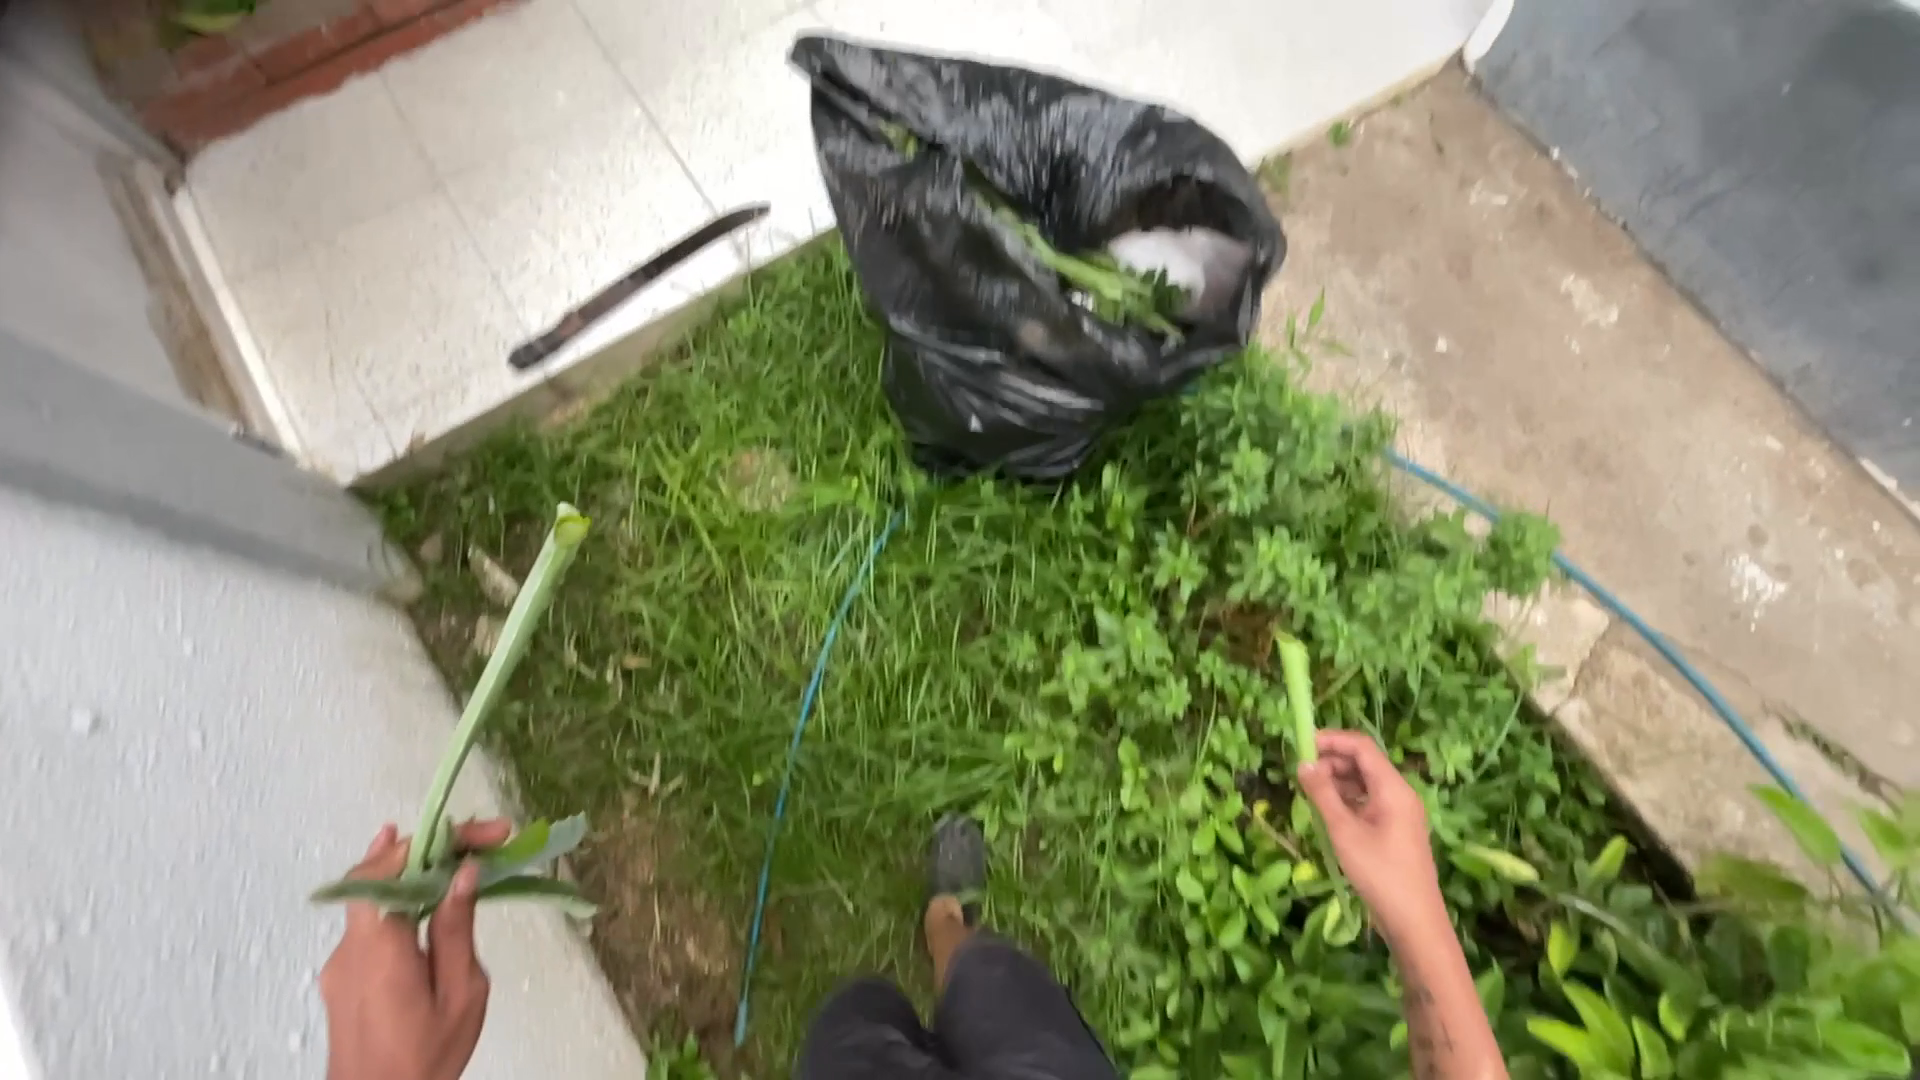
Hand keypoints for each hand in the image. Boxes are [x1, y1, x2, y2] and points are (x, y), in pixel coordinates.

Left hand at [319, 820, 510, 1079]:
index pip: (386, 872)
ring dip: (422, 862)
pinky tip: (429, 873)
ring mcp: (343, 962)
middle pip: (380, 874)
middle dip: (434, 843)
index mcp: (378, 953)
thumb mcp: (461, 994)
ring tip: (472, 847)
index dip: (433, 841)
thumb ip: (456, 930)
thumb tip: (464, 873)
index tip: (486, 835)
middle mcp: (349, 951)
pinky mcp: (348, 973)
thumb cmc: (426, 1057)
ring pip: (376, 891)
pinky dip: (407, 886)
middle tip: (488, 836)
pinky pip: (375, 914)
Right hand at [1296, 731, 1445, 942]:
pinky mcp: (1395, 829)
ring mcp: (1399, 813)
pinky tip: (1327, 811)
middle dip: (1331, 761)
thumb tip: (1303, 763)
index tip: (1301, 744)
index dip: (1331, 740)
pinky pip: (1368, 801)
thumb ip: (1322, 793)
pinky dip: (1346, 799)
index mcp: (1393, 789)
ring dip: (1337, 781)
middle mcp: (1400, 794)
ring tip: (1310, 793)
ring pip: (1365, 782)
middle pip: (1363, 762)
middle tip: (1301, 774)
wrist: (1414, 922)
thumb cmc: (1379, 872)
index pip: (1362, 747)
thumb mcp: (1343, 831)